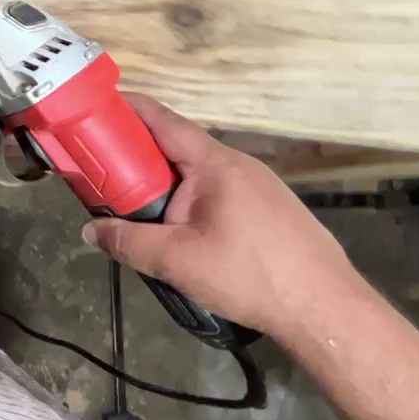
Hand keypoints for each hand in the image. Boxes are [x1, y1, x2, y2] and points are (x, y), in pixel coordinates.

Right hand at [81, 93, 366, 341]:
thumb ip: (127, 242)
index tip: (93, 107)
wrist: (329, 313)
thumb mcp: (176, 261)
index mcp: (216, 165)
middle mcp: (238, 166)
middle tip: (97, 166)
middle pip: (176, 146)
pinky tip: (173, 226)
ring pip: (194, 172)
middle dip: (134, 152)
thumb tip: (89, 231)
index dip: (127, 109)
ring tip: (129, 201)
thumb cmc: (251, 276)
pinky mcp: (267, 211)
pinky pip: (213, 191)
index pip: (164, 121)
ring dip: (159, 180)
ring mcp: (257, 187)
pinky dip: (183, 196)